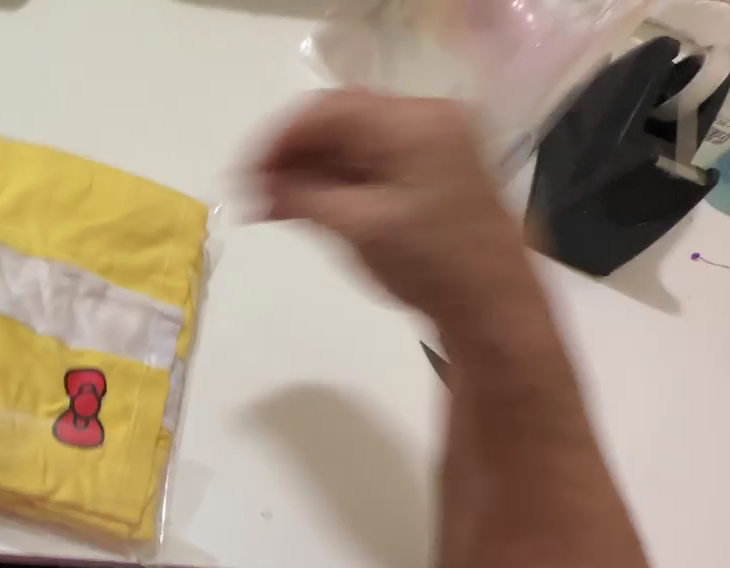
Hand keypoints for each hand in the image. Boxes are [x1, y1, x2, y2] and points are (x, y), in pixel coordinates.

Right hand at [251, 90, 540, 321]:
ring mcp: (426, 140)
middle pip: (335, 119)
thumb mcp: (357, 229)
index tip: (243, 181)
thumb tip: (257, 187)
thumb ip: (303, 198)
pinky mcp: (423, 165)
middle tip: (252, 196)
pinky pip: (362, 157)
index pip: (326, 111)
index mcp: (411, 125)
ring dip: (302, 167)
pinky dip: (325, 176)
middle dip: (286, 154)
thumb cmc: (426, 263)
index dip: (276, 141)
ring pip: (345, 138)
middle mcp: (422, 119)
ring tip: (269, 206)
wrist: (487, 295)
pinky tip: (299, 205)